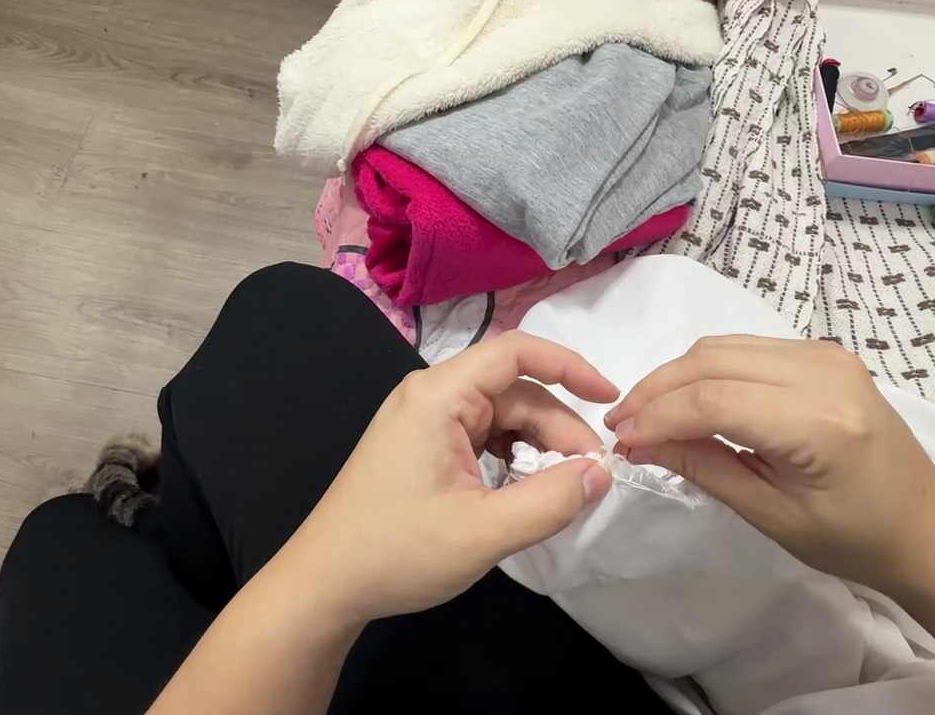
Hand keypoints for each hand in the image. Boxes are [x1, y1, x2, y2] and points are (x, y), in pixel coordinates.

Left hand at [272, 331, 616, 626]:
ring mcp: (426, 418)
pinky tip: (527, 488)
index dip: (569, 365)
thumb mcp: (483, 532)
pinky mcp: (424, 443)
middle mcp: (432, 394)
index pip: (515, 352)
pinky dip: (512, 456)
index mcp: (439, 395)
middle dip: (557, 427)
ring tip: (565, 485)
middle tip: (593, 475)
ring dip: (537, 444)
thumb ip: (550, 501)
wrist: (326, 582)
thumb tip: (601, 471)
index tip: (608, 398)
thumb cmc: (398, 551)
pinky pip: (482, 435)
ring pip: (501, 415)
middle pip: (513, 391)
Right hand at [604, 335, 934, 591]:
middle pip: (711, 362)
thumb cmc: (855, 539)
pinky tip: (687, 397)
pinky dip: (703, 368)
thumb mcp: (772, 515)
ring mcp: (824, 354)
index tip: (621, 438)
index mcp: (821, 423)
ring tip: (647, 412)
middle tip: (623, 423)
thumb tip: (637, 442)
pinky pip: (742, 347)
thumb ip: (702, 467)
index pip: (715, 400)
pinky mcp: (821, 350)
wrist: (928, 529)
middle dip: (657, 389)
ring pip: (720, 347)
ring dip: (675, 375)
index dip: (659, 415)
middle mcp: (824, 372)